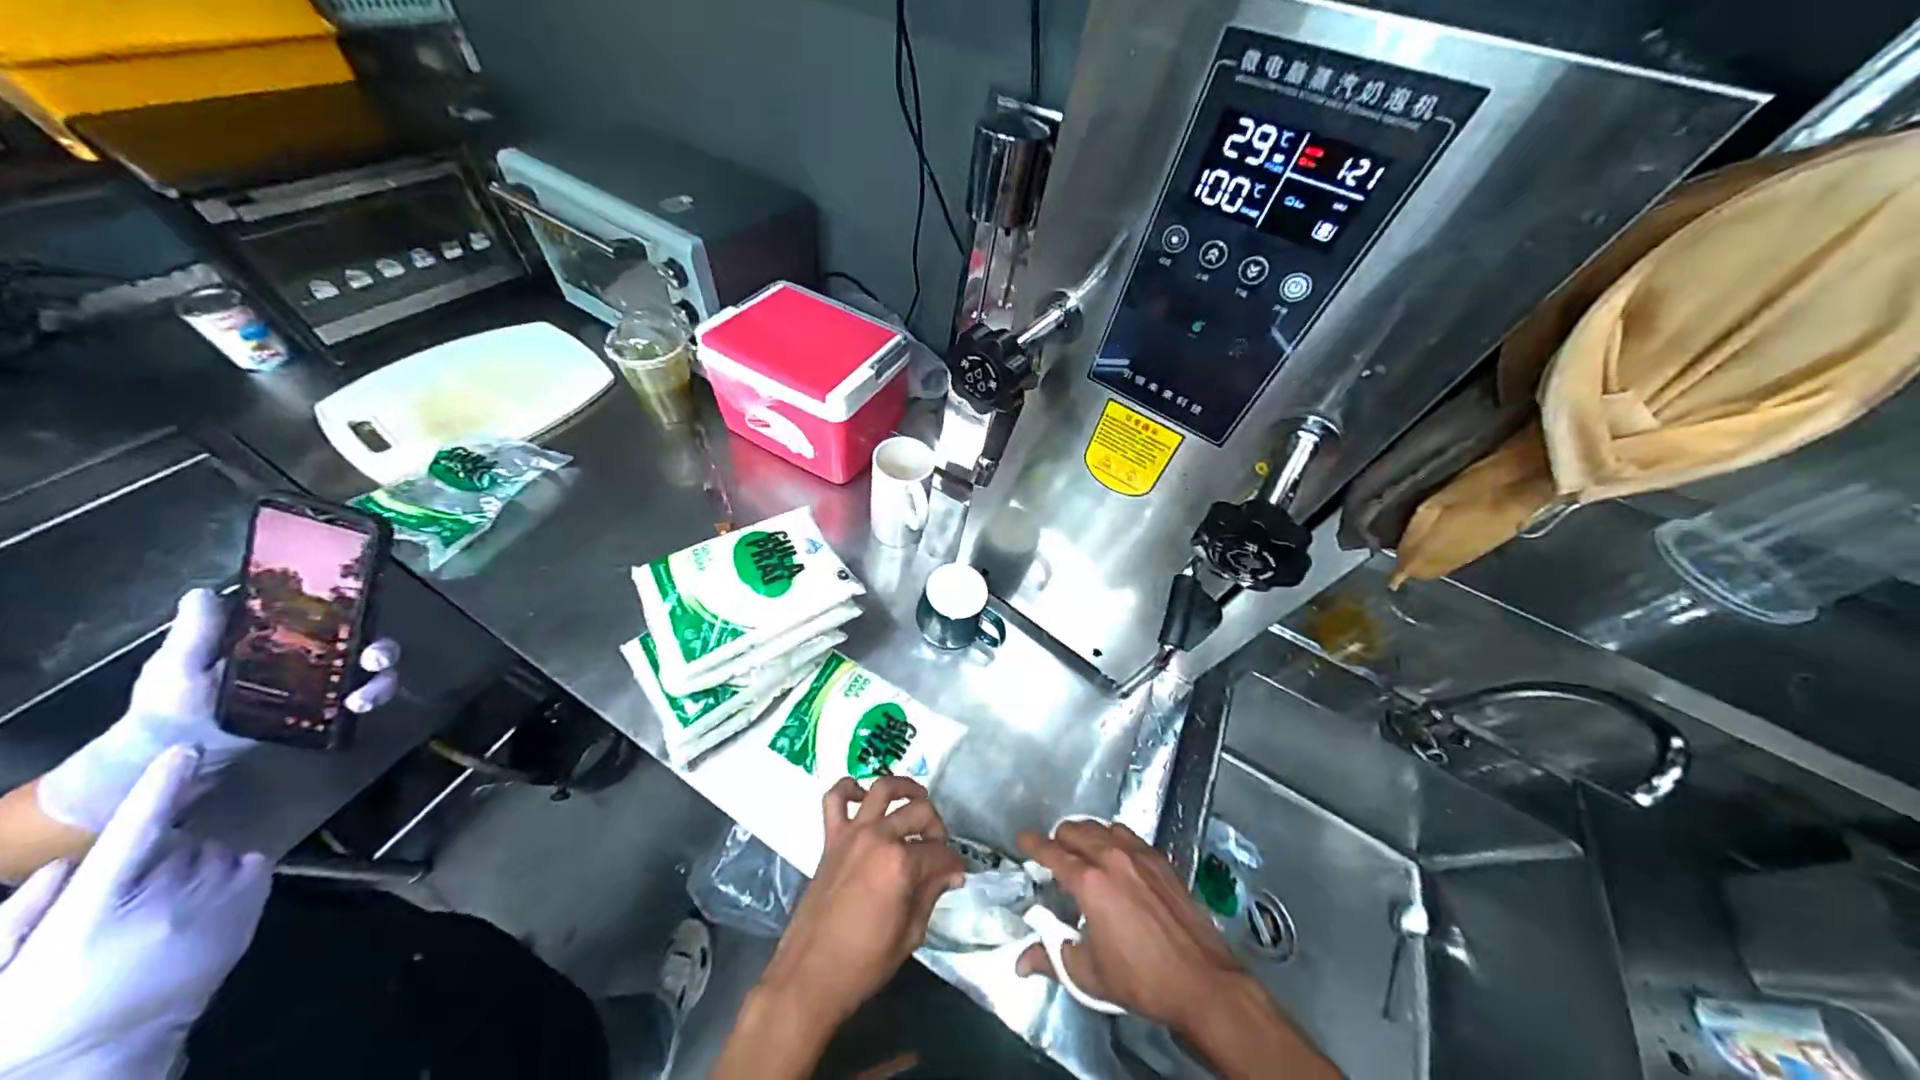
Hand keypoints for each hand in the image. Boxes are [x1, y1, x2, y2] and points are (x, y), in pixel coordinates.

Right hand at [0, 746, 271, 1076]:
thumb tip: (70, 862)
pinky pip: (248, 864)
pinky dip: (228, 874)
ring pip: (215, 851)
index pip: (137, 831)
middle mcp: (170, 896)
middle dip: (156, 856)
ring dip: (192, 867)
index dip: (160, 788)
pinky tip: (198, 906)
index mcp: (99, 907)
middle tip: (126, 903)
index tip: (182, 753)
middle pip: (178, 841)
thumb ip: (25, 908)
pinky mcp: (254, 906)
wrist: (101, 1056)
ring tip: (159, 913)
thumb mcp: (9, 962)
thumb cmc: (41, 1010)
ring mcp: (221, 900)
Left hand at [36, 588, 401, 832]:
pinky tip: (356, 708)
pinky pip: (362, 698)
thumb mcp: (176, 663)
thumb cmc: (171, 704)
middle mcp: (312, 653)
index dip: (356, 610)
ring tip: (362, 698)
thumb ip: (195, 632)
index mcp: (282, 634)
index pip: (331, 614)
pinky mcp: (325, 710)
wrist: (170, 754)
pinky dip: (370, 699)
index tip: (361, 614)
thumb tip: (206, 591)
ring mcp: (321, 683)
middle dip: (382, 648)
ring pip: (372, 671)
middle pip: (366, 641)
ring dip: (380, 680)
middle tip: (375, 660)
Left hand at [757, 777, 965, 1027]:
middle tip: (938, 851)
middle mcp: (879, 838)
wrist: (810, 975)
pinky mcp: (830, 839)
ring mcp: (852, 834)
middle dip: (937, 828)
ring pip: (882, 789)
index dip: (954, 865)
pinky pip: (835, 799)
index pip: (941, 853)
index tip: (956, 876)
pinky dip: (849, 788)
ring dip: (904, 788)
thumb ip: (931, 893)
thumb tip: (949, 873)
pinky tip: (863, 796)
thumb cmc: (865, 962)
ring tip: (916, 798)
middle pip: (920, 812)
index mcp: (902, 864)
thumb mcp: (911, 933)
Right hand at [1014, 820, 1242, 1029]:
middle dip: (1058, 838)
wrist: (1201, 981)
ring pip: (1102, 827)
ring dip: (1086, 834)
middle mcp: (1112, 858)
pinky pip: (1128, 836)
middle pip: (1076, 830)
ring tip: (1081, 850)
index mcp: (1089, 882)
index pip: (1052, 852)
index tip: (1023, 840)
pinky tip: (1115, 855)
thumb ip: (1050, 958)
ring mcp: (1140, 856)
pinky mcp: (1161, 861)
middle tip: (1052, 853)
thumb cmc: (1140, 979)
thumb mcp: (1088, 974)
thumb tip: (1020, 962)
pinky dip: (1113, 838)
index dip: (1033, 844)